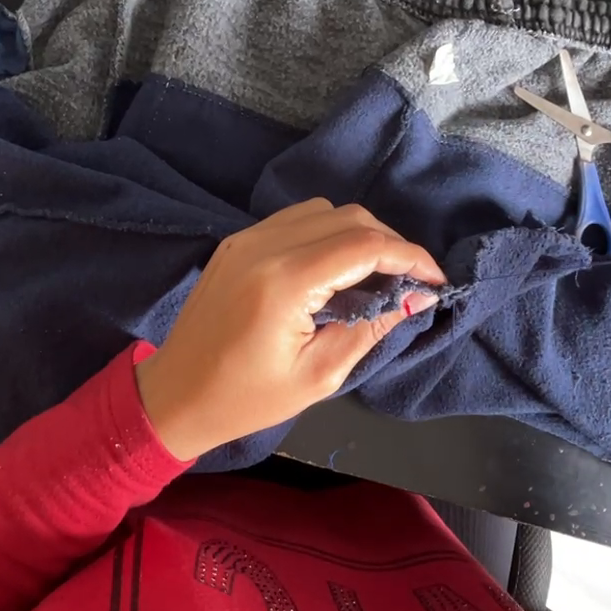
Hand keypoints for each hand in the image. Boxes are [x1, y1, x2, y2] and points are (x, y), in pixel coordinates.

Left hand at [135, 200, 445, 460]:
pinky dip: (327, 233)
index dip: (410, 257)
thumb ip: (371, 328)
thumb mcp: (319, 374)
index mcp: (284, 282)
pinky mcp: (236, 242)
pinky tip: (337, 268)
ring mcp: (246, 239)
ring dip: (359, 234)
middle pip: (348, 218)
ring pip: (323, 211)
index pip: (365, 245)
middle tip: (410, 281)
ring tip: (378, 275)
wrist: (175, 395)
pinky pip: (295, 219)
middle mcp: (264, 246)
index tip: (435, 281)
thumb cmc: (246, 399)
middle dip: (390, 243)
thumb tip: (419, 298)